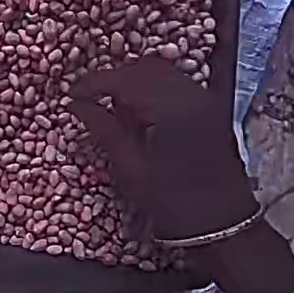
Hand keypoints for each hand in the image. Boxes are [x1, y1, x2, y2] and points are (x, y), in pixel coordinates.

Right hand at [68, 58, 257, 241]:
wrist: (221, 224)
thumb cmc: (172, 203)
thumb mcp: (131, 169)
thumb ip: (104, 129)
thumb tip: (77, 104)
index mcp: (172, 111)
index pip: (125, 79)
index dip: (94, 83)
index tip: (73, 95)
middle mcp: (192, 96)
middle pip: (143, 68)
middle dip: (113, 80)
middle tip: (90, 100)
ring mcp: (205, 99)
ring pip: (160, 71)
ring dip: (133, 82)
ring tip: (112, 107)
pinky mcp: (210, 107)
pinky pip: (175, 83)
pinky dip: (152, 89)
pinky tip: (139, 112)